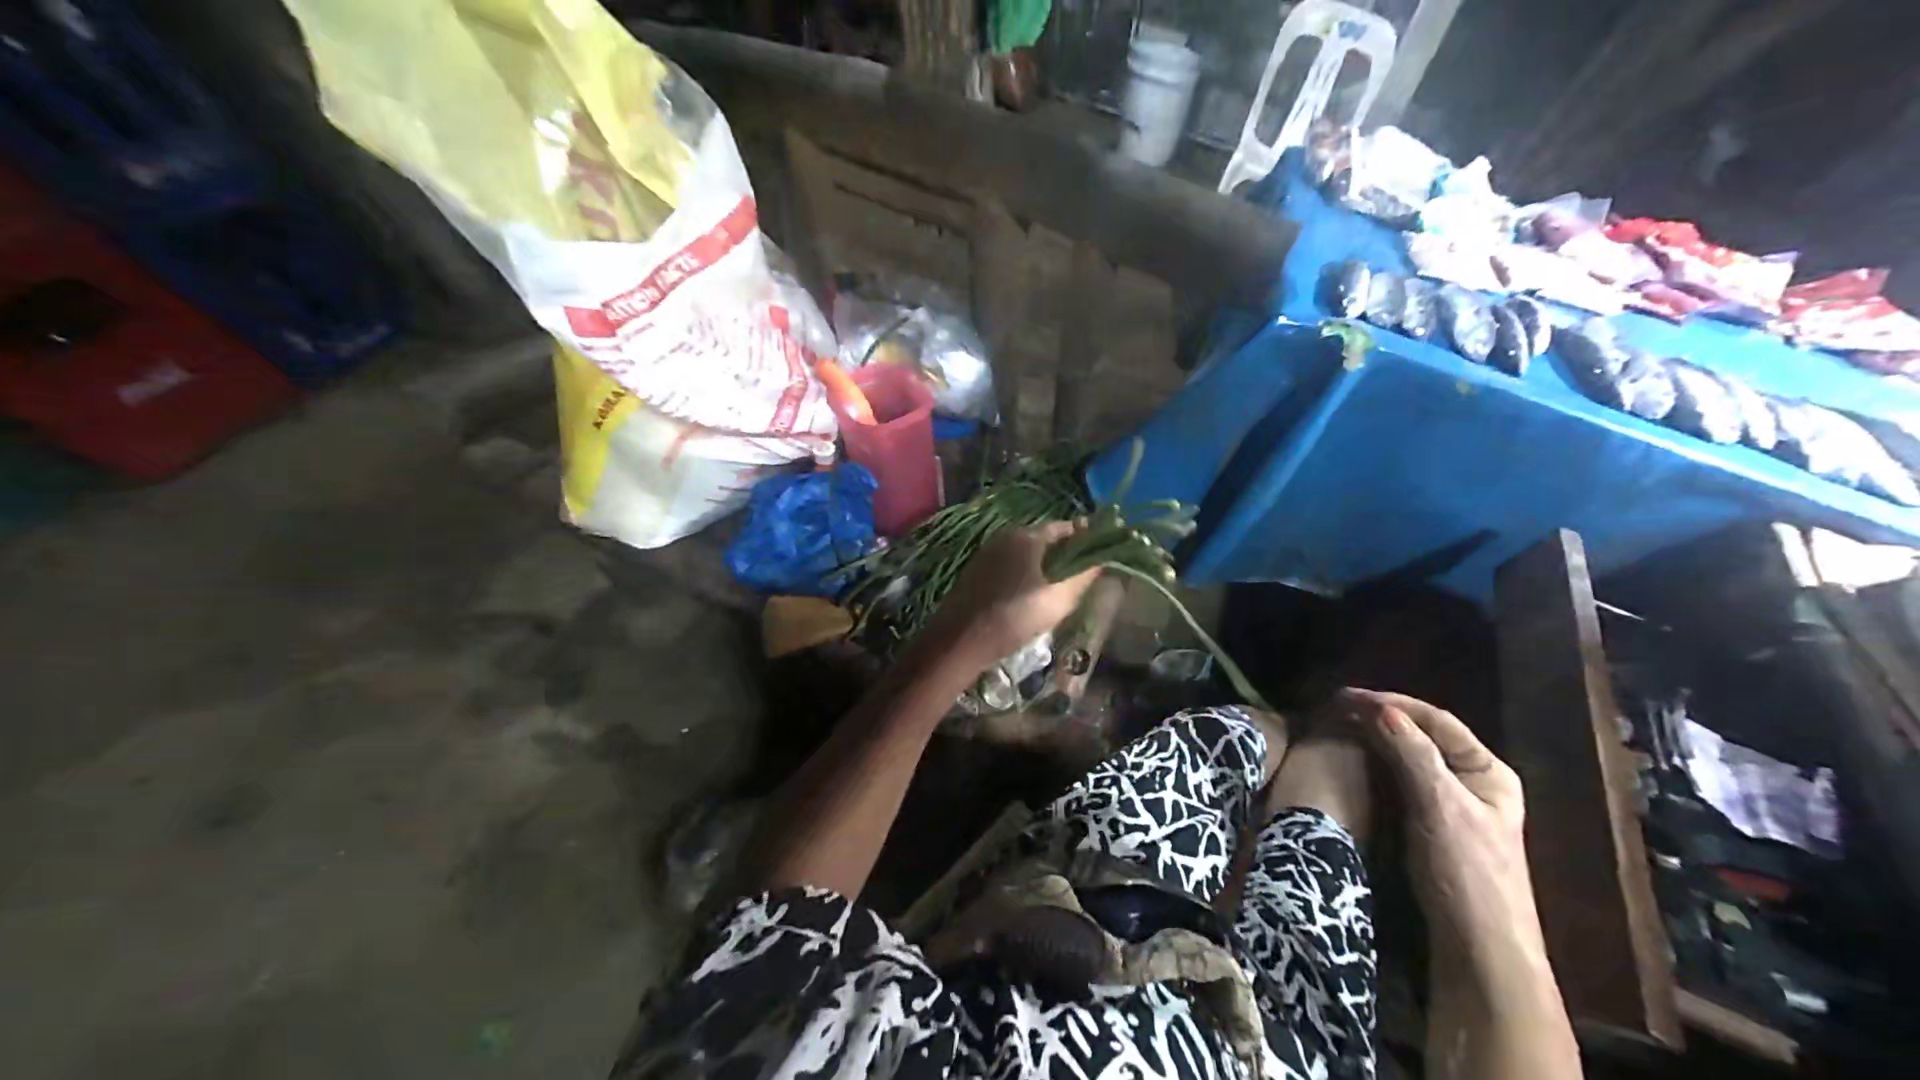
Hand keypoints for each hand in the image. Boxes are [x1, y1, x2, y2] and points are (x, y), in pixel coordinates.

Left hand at [922, 522, 1101, 666]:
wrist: (958, 642)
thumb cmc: (1014, 616)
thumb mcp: (1059, 598)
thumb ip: (1085, 575)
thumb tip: (1104, 559)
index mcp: (1026, 535)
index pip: (1065, 527)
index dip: (1086, 538)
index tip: (1102, 553)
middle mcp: (1004, 536)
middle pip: (1044, 539)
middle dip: (1066, 553)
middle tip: (1085, 574)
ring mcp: (986, 554)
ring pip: (1026, 554)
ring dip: (1045, 566)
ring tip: (1062, 588)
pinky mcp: (975, 573)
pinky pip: (1010, 567)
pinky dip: (1025, 575)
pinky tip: (1031, 597)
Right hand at [1339, 689, 1544, 972]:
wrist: (1479, 951)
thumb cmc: (1468, 875)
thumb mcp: (1441, 808)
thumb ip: (1413, 754)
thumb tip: (1380, 707)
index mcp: (1487, 772)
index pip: (1436, 720)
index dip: (1391, 703)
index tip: (1344, 696)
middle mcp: (1471, 781)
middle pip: (1421, 735)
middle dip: (1378, 716)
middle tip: (1333, 707)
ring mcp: (1450, 804)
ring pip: (1407, 756)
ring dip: (1373, 738)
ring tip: (1334, 726)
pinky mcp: (1429, 825)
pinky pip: (1398, 780)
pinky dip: (1373, 763)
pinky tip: (1349, 760)